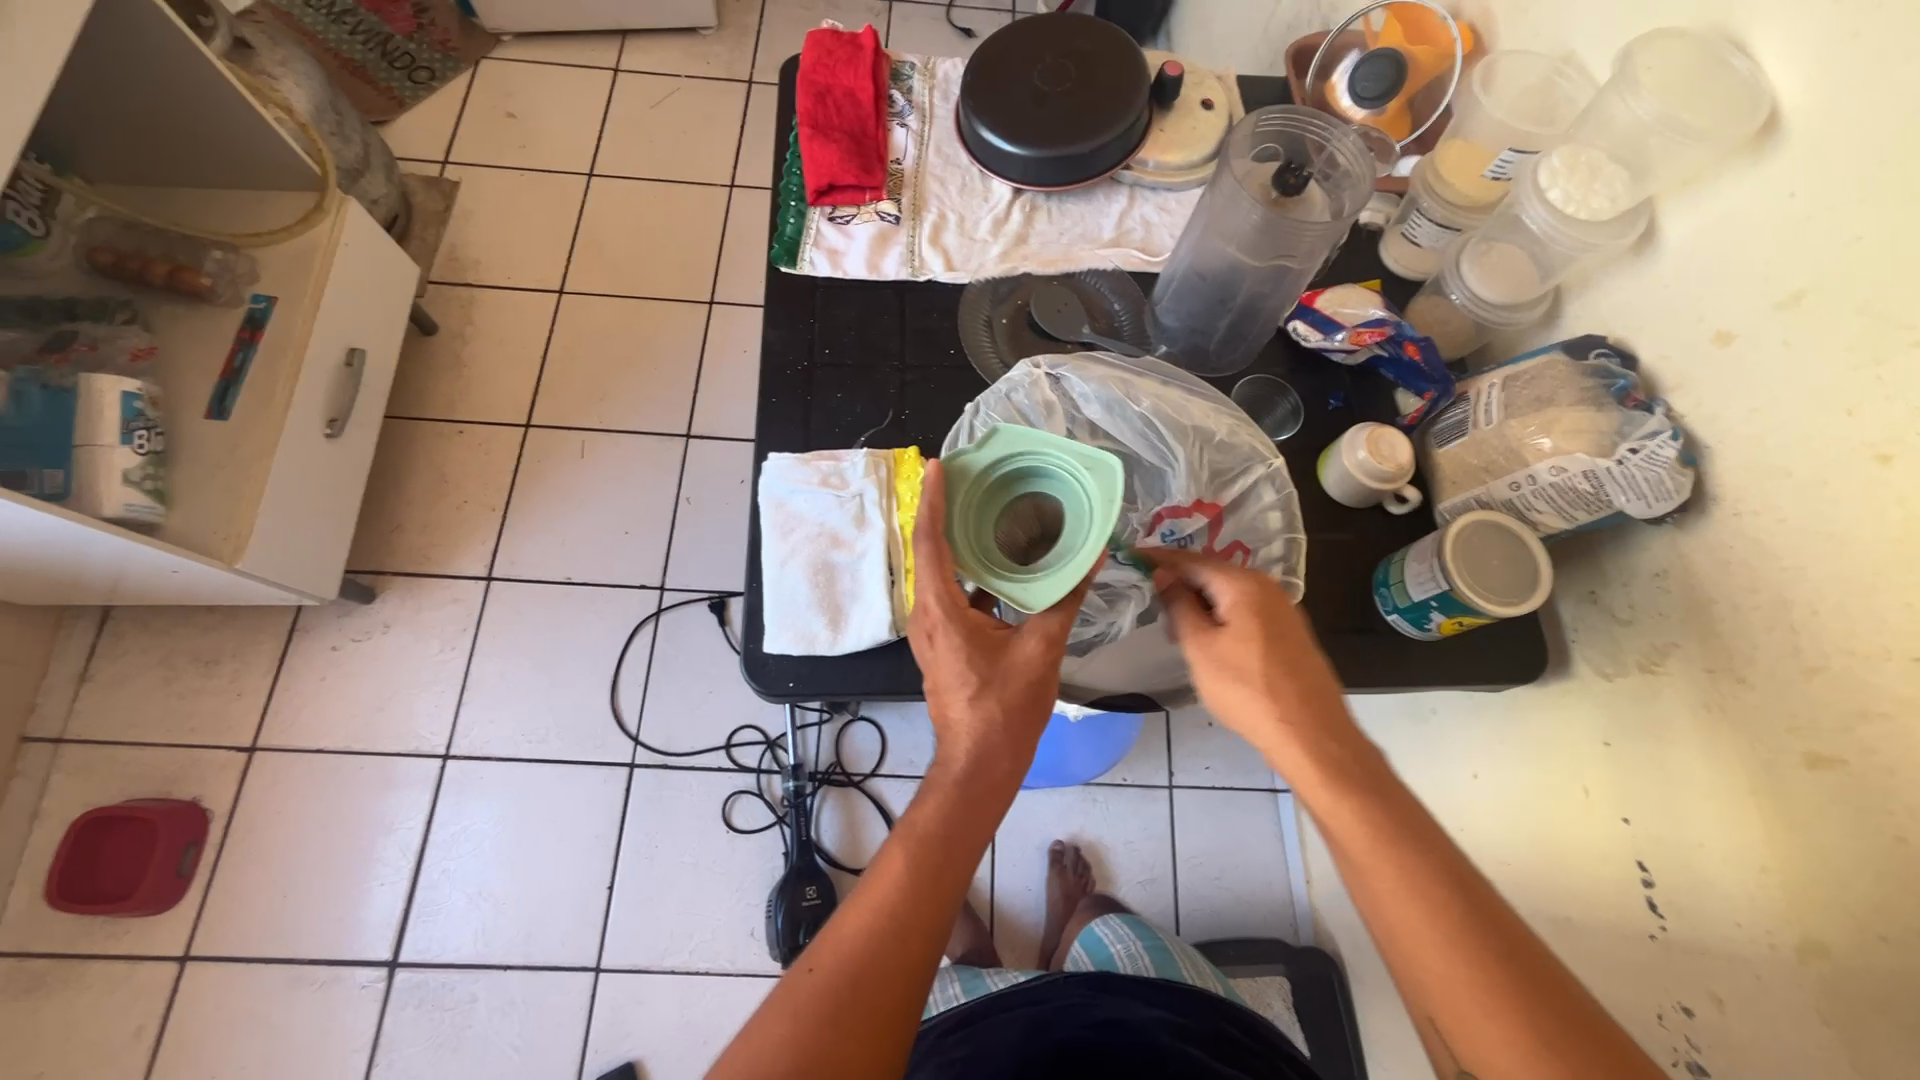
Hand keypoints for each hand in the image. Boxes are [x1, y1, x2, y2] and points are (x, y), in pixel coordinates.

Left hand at [908, 459, 1092, 777]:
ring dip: (961, 543)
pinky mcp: (943, 643)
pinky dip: (972, 574)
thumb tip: (1090, 561)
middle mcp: (926, 614)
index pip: (931, 541)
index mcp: (941, 610)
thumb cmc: (1004, 710)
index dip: (933, 499)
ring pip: (942, 574)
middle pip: (931, 551)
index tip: (939, 465)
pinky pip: (952, 595)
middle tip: (972, 478)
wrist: (979, 764)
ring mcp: (932, 631)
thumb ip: (1063, 601)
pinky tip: (1001, 564)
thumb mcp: (1040, 651)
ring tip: (989, 510)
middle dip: (947, 512)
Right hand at [1143, 547, 1351, 754]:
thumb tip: (1164, 574)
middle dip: (1180, 583)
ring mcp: (1282, 610)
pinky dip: (1220, 617)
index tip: (1131, 556)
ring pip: (1229, 595)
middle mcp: (1266, 587)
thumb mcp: (1200, 647)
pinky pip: (1245, 612)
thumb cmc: (1246, 689)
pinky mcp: (1288, 633)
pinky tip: (1207, 640)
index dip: (1159, 558)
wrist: (1309, 733)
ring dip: (1199, 603)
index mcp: (1243, 584)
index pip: (1191, 560)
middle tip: (1149, 599)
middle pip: (1213, 574)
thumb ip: (1179, 605)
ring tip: (1174, 627)